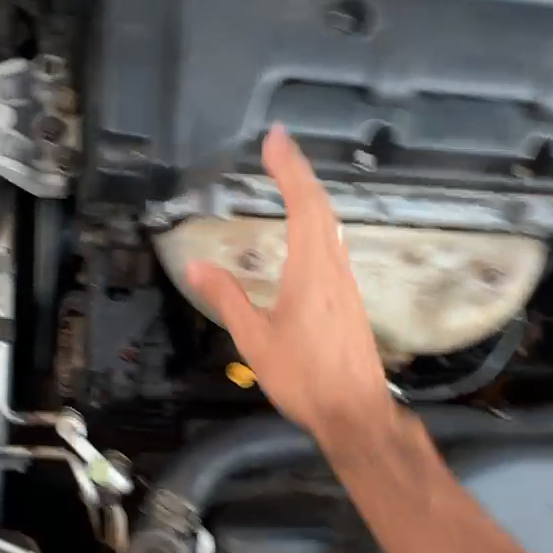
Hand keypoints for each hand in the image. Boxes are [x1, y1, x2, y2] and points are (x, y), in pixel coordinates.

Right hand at [187, 126, 394, 443]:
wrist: (354, 412)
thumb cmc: (303, 379)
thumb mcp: (254, 341)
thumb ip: (228, 299)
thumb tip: (197, 266)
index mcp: (311, 273)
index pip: (303, 206)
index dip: (289, 169)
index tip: (276, 140)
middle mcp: (334, 270)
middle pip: (322, 209)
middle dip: (299, 174)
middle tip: (278, 148)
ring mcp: (347, 285)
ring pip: (332, 228)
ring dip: (311, 198)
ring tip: (289, 181)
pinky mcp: (350, 300)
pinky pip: (335, 248)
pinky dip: (318, 225)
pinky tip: (308, 234)